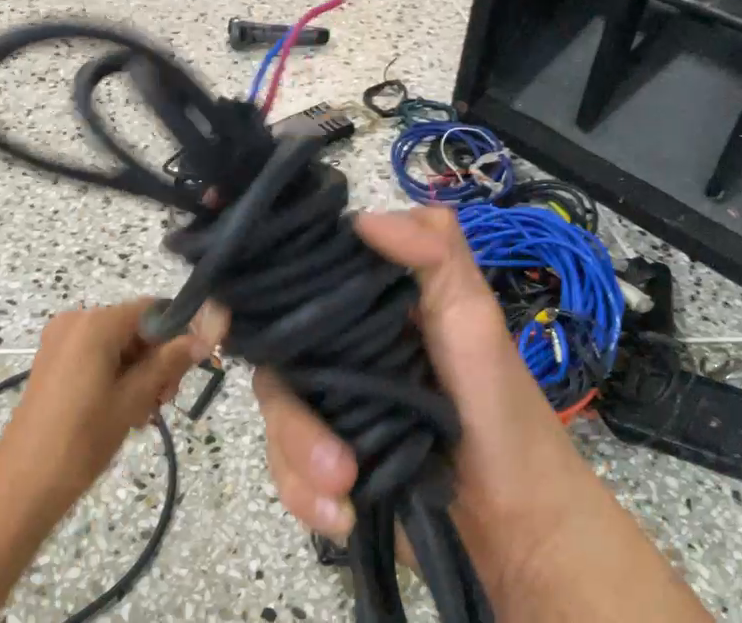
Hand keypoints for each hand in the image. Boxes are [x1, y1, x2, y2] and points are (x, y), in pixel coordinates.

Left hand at [0, 299, 205, 520]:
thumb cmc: (83, 439)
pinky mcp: (52, 362)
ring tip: (140, 415)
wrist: (23, 486)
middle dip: (156, 361)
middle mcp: (76, 321)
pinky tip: (120, 412)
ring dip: (138, 374)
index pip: (153, 310)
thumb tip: (207, 335)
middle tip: (161, 402)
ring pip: (118, 345)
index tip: (186, 373)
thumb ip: (170, 362)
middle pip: (135, 327)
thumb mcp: (134, 399)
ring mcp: (60, 342)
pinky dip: (115, 377)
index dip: (178, 336)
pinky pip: (97, 357)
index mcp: (95, 323)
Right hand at [253, 208, 585, 593]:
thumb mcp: (476, 318)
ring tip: (346, 486)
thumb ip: (436, 255)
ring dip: (301, 457)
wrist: (519, 524)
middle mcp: (338, 347)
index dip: (250, 293)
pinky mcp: (327, 462)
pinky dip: (306, 496)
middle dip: (290, 414)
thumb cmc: (500, 406)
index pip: (294, 281)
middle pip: (272, 360)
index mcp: (365, 303)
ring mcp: (330, 405)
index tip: (222, 317)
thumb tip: (361, 216)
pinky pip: (287, 471)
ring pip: (276, 419)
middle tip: (323, 450)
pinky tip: (342, 516)